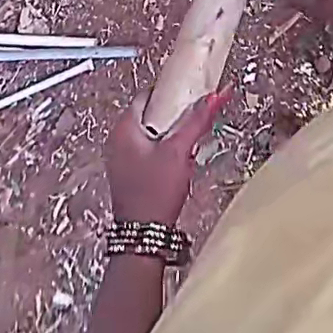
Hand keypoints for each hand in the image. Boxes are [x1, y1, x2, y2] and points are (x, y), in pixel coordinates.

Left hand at [107, 90, 226, 223]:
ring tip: (186, 146)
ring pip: (148, 135)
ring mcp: (119, 157)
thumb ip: (197, 121)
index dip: (169, 95)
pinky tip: (176, 163)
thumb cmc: (157, 192)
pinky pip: (145, 152)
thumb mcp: (180, 151)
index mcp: (123, 127)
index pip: (147, 96)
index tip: (188, 97)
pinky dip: (161, 152)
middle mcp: (116, 138)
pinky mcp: (126, 174)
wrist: (144, 237)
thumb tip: (215, 96)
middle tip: (191, 124)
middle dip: (171, 119)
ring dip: (168, 137)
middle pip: (148, 115)